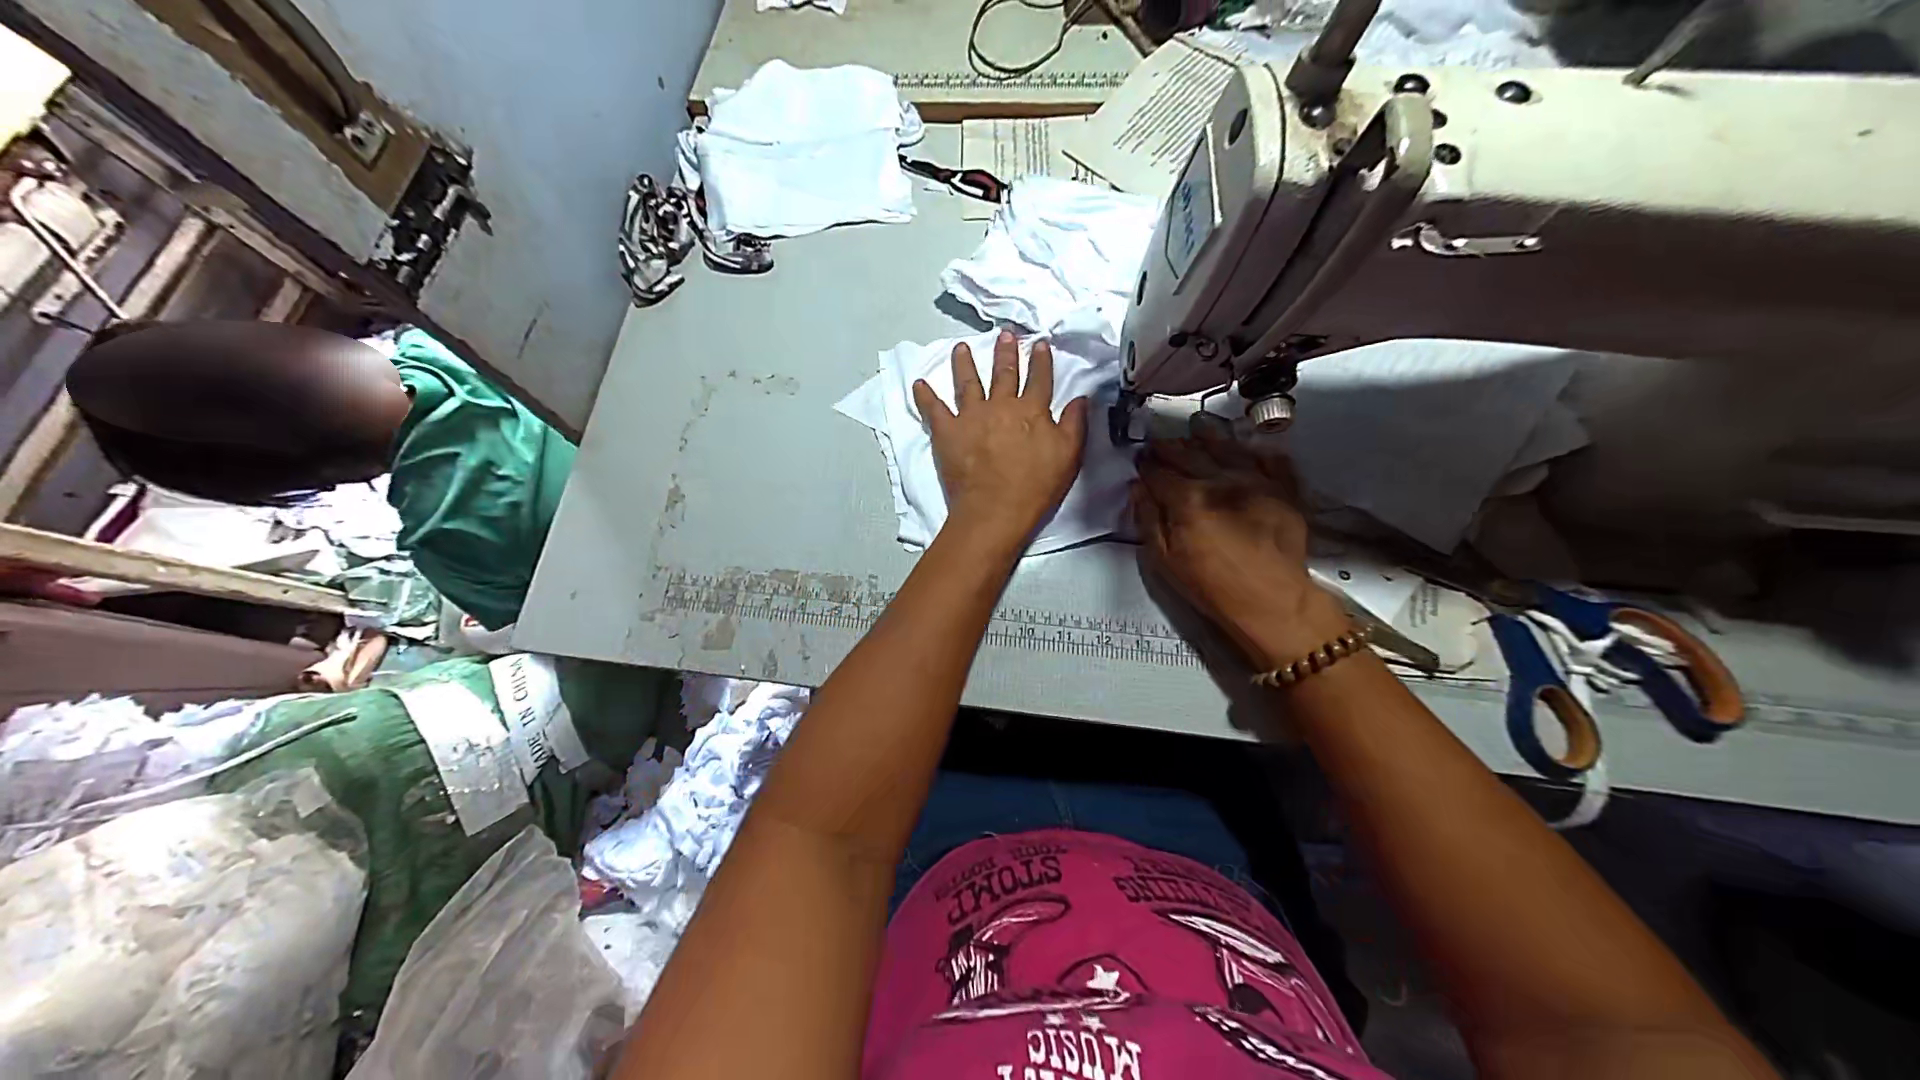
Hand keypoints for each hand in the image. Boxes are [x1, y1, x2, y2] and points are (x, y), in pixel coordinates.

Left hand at [914, 330, 1088, 551]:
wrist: (995, 509)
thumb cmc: (1036, 486)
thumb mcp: (1069, 456)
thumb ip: (1075, 424)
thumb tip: (1081, 399)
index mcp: (1032, 411)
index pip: (1039, 379)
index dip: (1041, 360)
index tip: (1039, 344)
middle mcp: (1001, 405)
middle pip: (1004, 373)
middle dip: (1006, 351)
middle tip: (1004, 334)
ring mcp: (971, 416)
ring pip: (967, 382)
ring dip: (965, 363)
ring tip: (962, 348)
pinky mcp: (947, 432)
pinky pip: (933, 409)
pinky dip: (925, 396)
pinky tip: (919, 384)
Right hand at [1130, 426, 1348, 669]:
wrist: (1273, 602)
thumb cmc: (1213, 587)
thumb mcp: (1164, 561)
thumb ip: (1148, 520)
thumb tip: (1140, 490)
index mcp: (1188, 499)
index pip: (1159, 472)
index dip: (1146, 464)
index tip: (1140, 460)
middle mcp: (1221, 481)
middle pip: (1189, 454)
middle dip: (1170, 447)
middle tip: (1159, 443)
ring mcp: (1256, 481)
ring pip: (1226, 448)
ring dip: (1207, 438)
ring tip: (1196, 430)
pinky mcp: (1283, 489)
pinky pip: (1267, 458)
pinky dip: (1253, 450)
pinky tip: (1244, 447)